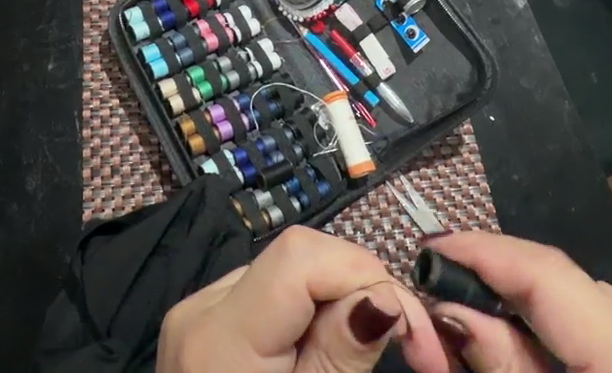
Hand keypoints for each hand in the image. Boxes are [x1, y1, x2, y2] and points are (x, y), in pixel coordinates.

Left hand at [157, 226, 451, 372]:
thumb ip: (341, 354)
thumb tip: (385, 295)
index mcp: (221, 334)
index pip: (300, 256)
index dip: (363, 275)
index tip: (412, 329)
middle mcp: (203, 306)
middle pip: (296, 257)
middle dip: (360, 285)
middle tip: (411, 343)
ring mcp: (199, 309)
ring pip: (287, 270)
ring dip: (338, 298)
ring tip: (369, 347)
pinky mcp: (205, 320)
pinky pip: (269, 291)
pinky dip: (308, 310)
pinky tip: (325, 348)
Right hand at [423, 233, 611, 372]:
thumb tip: (443, 311)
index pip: (546, 274)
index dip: (477, 252)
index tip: (421, 255)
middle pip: (559, 282)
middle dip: (493, 288)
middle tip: (437, 313)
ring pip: (583, 299)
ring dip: (527, 312)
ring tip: (481, 343)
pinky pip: (611, 323)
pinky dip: (565, 334)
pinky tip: (540, 362)